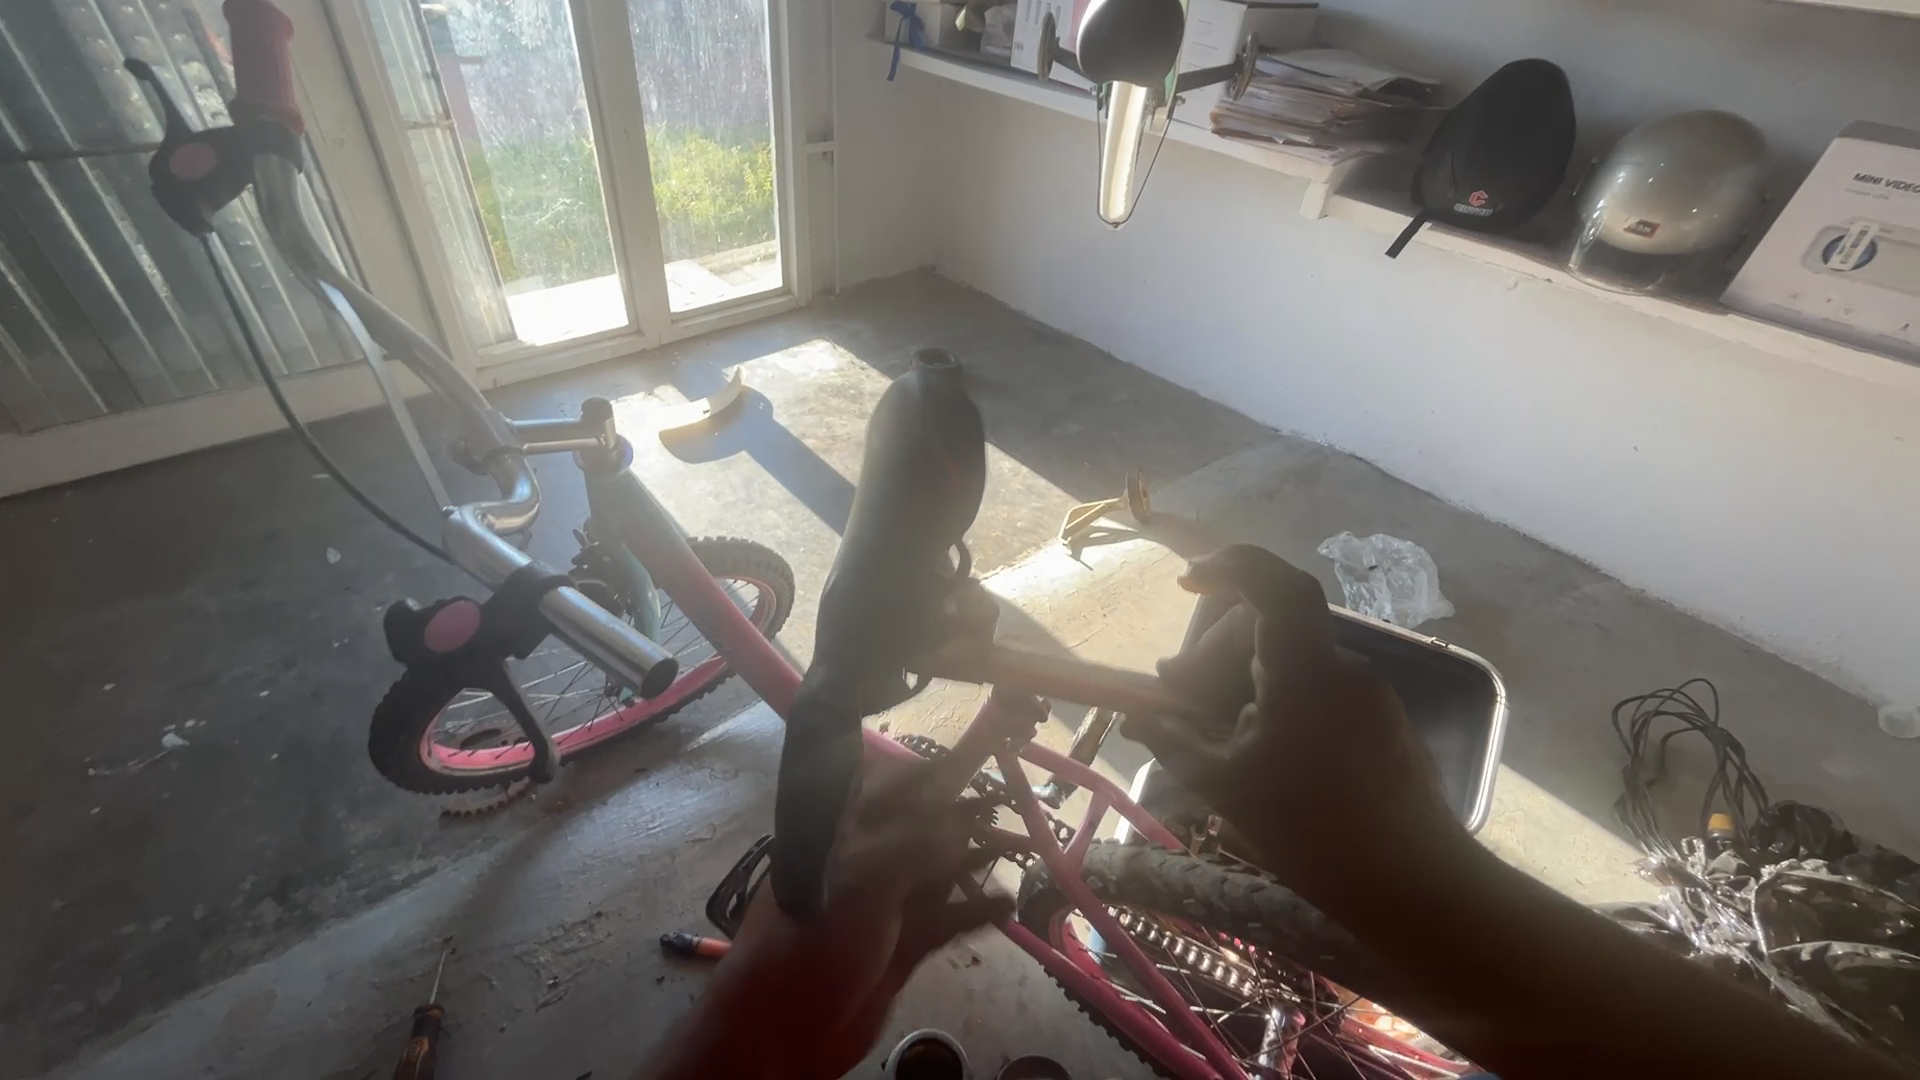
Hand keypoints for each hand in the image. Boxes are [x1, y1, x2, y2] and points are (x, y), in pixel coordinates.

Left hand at [642, 760, 1009, 1079]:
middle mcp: (868, 859)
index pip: (893, 788)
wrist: (784, 1028)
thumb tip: (958, 819)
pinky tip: (1006, 903)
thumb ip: (914, 847)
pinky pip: (947, 918)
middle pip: (924, 828)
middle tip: (1008, 804)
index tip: (974, 760)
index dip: (933, 773)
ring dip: (977, 860)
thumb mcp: (862, 881)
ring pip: (941, 871)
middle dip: (965, 816)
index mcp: (846, 832)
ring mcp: (887, 902)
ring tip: (1023, 846)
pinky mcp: (903, 942)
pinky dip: (976, 910)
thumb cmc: (812, 939)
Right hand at [1124, 545, 1464, 904]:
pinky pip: (1311, 686)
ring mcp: (1365, 692)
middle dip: (1211, 655)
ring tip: (1211, 733)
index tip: (1185, 582)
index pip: (1273, 584)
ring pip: (1285, 659)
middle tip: (1176, 700)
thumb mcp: (1226, 785)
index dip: (1227, 566)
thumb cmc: (1315, 833)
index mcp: (1305, 672)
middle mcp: (1340, 667)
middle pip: (1264, 628)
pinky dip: (1271, 700)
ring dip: (1238, 681)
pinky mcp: (1376, 718)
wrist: (1421, 890)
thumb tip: (1137, 715)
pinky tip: (1254, 747)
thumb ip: (1174, 740)